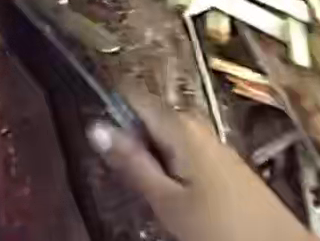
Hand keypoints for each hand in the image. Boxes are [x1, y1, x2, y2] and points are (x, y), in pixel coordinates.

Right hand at [90, 96, 313, 240]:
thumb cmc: (222, 232)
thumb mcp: (168, 203)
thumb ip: (132, 162)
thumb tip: (94, 126)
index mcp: (177, 123)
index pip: (129, 94)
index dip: (109, 108)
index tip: (96, 136)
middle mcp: (193, 121)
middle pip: (147, 116)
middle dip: (130, 138)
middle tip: (122, 176)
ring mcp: (212, 142)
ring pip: (165, 137)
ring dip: (151, 157)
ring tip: (148, 192)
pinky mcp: (225, 163)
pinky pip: (184, 152)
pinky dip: (172, 168)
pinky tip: (176, 200)